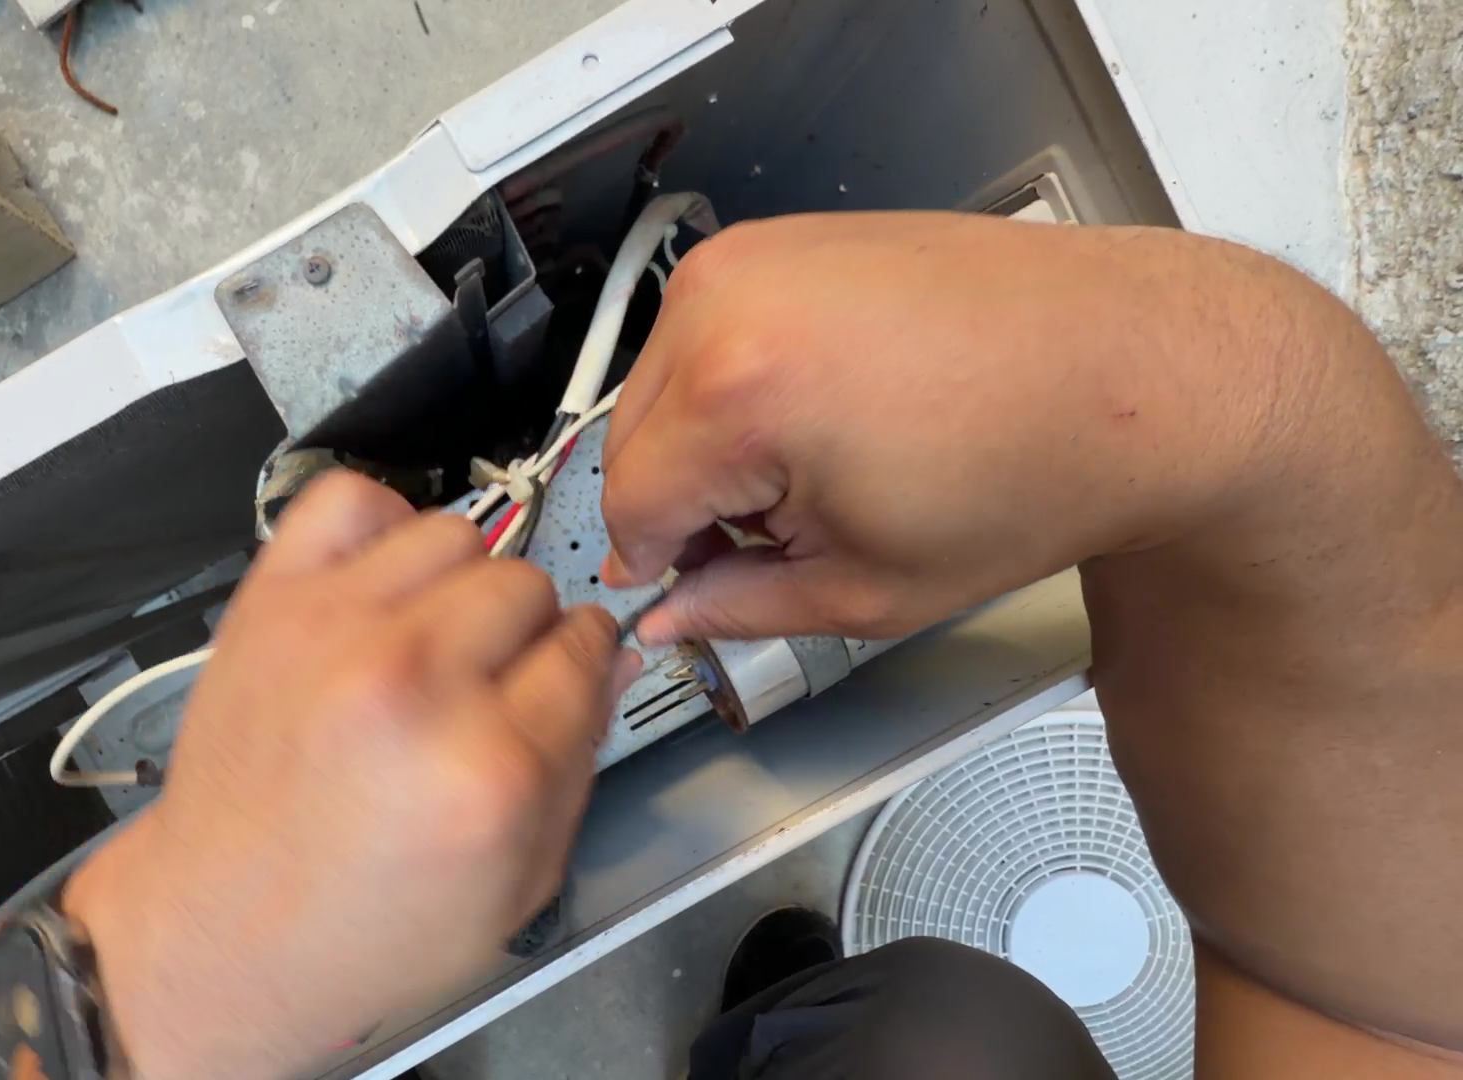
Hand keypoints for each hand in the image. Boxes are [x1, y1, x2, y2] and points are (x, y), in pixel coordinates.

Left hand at [64, 473, 636, 1078]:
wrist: (218, 934)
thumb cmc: (373, 931)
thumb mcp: (519, 884)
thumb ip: (583, 759)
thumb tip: (613, 656)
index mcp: (490, 770)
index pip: (586, 647)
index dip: (585, 661)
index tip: (563, 674)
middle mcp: (414, 681)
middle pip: (526, 586)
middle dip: (526, 631)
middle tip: (488, 676)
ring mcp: (334, 628)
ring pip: (456, 533)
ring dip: (461, 583)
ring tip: (433, 633)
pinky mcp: (270, 602)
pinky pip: (349, 498)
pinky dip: (379, 524)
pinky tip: (380, 582)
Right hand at [600, 212, 1318, 643]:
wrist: (1144, 370)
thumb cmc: (1037, 469)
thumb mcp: (865, 589)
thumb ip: (734, 610)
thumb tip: (668, 616)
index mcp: (741, 394)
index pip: (627, 503)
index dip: (651, 561)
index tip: (680, 580)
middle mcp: (727, 304)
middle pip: (627, 445)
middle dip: (674, 506)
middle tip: (750, 538)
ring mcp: (745, 261)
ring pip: (653, 395)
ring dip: (695, 450)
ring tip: (790, 473)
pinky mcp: (769, 246)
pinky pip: (692, 344)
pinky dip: (719, 393)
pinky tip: (798, 415)